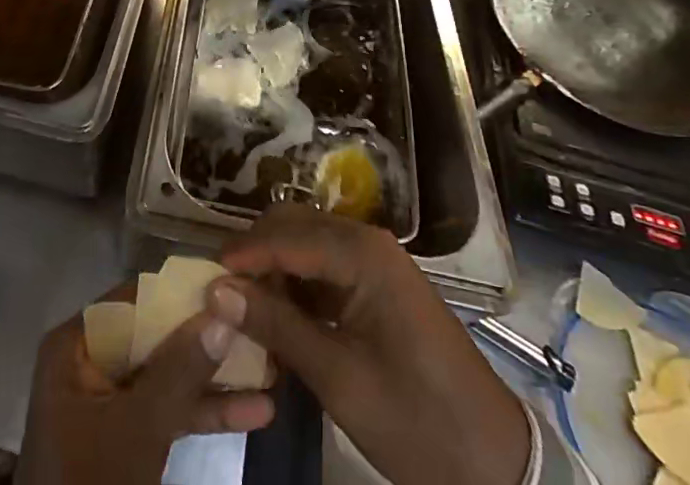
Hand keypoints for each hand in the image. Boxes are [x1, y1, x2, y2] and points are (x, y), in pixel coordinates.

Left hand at [15, 283, 275, 484]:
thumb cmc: (89, 478)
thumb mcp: (138, 424)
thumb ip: (181, 368)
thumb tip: (225, 310)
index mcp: (77, 345)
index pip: (136, 299)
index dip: (184, 291)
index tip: (234, 283)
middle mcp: (92, 362)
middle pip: (158, 336)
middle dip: (209, 337)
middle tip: (261, 324)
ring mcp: (111, 399)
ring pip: (170, 375)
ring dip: (218, 377)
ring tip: (272, 369)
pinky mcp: (127, 433)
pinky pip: (169, 410)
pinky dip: (206, 413)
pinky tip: (258, 413)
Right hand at [207, 204, 529, 484]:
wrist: (490, 460)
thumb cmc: (416, 418)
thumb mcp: (338, 376)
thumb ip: (276, 325)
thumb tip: (216, 289)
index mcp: (364, 254)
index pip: (285, 237)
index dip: (241, 255)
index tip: (199, 280)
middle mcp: (367, 244)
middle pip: (293, 228)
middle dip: (254, 256)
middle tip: (219, 298)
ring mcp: (372, 264)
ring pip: (303, 248)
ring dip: (271, 274)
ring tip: (242, 315)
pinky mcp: (373, 288)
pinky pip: (320, 272)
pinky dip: (293, 291)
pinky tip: (274, 324)